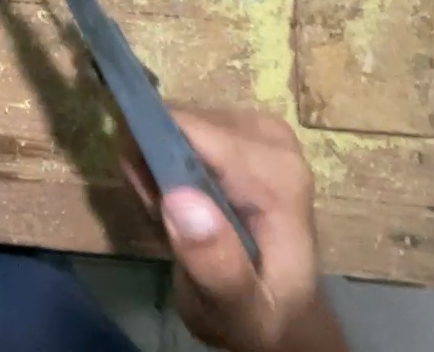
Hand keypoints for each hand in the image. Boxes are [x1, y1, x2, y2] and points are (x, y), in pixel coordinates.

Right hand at [121, 109, 346, 351]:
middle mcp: (270, 138)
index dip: (152, 162)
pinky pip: (176, 123)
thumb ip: (215, 265)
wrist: (281, 313)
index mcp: (277, 175)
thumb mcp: (238, 311)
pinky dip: (166, 157)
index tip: (154, 208)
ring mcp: (257, 127)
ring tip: (174, 214)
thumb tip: (181, 198)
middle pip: (172, 123)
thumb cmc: (256, 312)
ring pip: (168, 121)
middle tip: (164, 219)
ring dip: (157, 166)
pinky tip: (182, 196)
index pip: (184, 129)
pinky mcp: (241, 125)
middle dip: (153, 166)